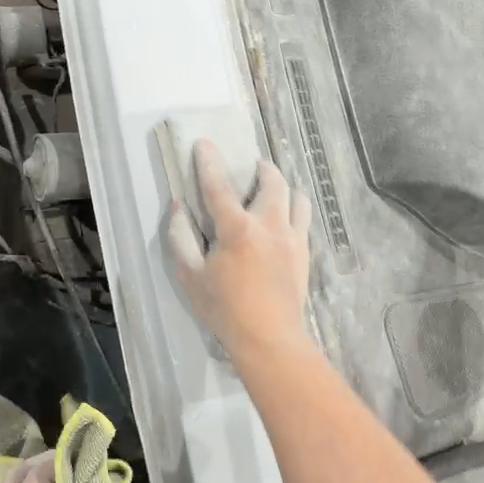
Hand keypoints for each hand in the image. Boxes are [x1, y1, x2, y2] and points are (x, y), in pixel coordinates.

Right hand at [167, 139, 314, 365]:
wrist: (270, 339)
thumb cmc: (224, 310)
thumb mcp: (190, 277)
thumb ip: (181, 238)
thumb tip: (179, 208)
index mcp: (237, 229)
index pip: (219, 186)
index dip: (209, 162)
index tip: (204, 143)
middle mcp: (269, 225)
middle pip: (272, 181)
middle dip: (261, 168)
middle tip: (251, 167)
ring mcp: (292, 238)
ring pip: (296, 197)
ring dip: (283, 188)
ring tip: (271, 191)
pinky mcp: (304, 253)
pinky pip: (304, 220)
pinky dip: (294, 210)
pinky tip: (283, 221)